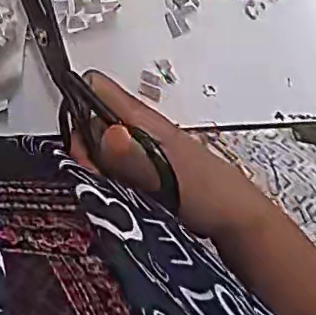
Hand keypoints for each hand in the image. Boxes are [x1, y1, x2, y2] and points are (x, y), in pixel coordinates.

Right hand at [71, 72, 315, 314]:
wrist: (239, 224)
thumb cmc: (212, 193)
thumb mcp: (169, 175)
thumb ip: (136, 157)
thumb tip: (108, 133)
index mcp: (142, 119)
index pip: (95, 90)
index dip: (77, 106)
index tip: (76, 142)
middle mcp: (135, 130)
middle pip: (89, 122)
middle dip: (81, 148)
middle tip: (94, 178)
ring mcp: (136, 152)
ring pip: (97, 149)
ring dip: (92, 169)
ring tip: (107, 193)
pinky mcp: (139, 174)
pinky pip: (109, 170)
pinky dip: (104, 182)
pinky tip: (113, 201)